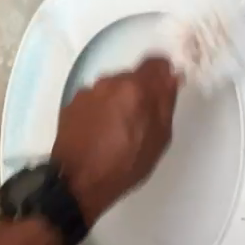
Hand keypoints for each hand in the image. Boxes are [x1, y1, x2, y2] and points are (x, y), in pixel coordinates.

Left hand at [52, 57, 179, 224]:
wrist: (77, 182)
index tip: (165, 88)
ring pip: (112, 88)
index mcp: (135, 87)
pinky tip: (99, 132)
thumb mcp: (159, 139)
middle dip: (140, 92)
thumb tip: (172, 77)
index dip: (164, 72)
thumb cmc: (125, 164)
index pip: (156, 62)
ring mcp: (88, 91)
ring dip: (119, 101)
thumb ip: (166, 103)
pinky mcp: (72, 104)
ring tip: (117, 130)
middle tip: (142, 121)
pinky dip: (101, 110)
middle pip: (132, 77)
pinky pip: (95, 99)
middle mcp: (109, 81)